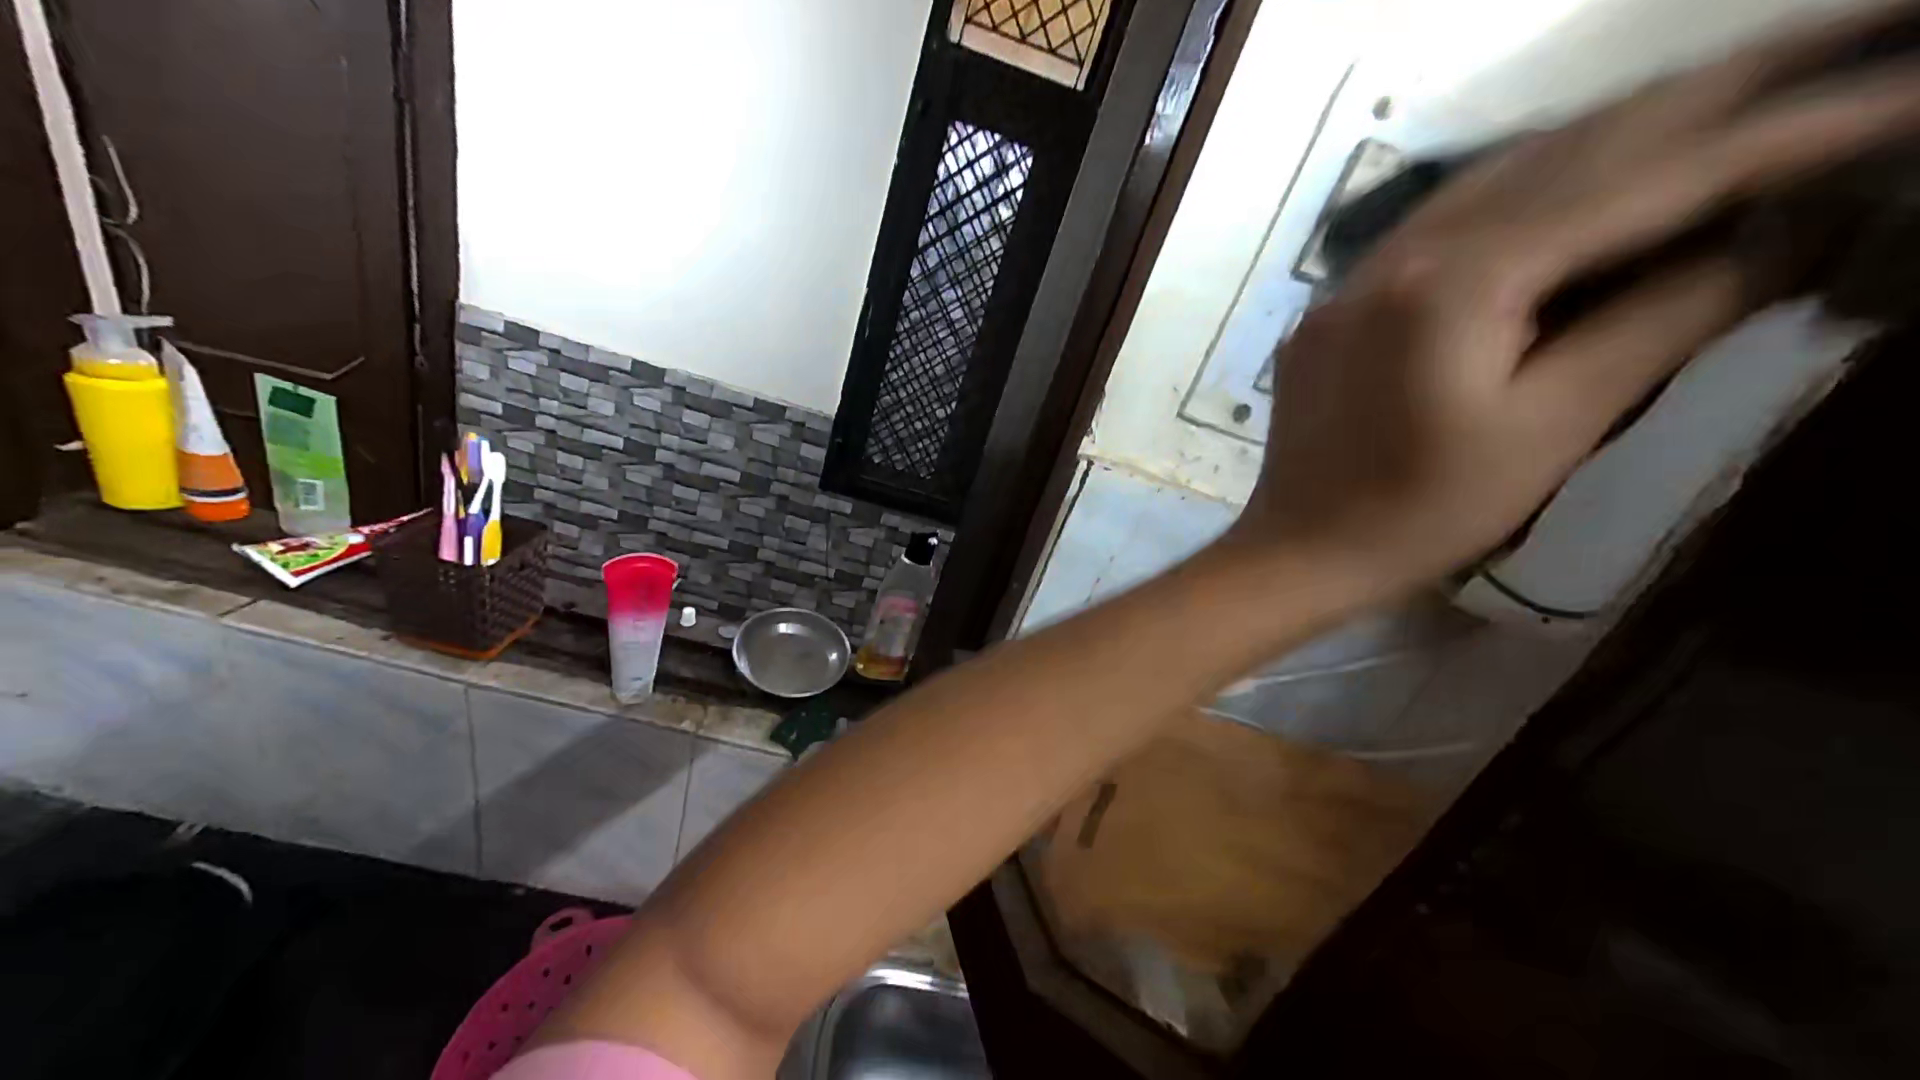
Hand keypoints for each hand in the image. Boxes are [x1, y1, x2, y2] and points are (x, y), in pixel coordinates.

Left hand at [1232, 3, 1919, 601]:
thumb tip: (1777, 231)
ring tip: (1737, 88)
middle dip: (1711, 92)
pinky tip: (1585, 174)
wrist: (1301, 548)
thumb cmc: (1422, 514)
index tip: (1910, 82)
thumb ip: (1660, 319)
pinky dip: (1529, 186)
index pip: (1639, 182)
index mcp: (1452, 282)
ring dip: (1619, 129)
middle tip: (1849, 33)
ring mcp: (1356, 276)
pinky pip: (1445, 220)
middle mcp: (1397, 254)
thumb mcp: (1553, 426)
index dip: (1785, 128)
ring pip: (1502, 174)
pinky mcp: (1340, 302)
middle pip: (1568, 150)